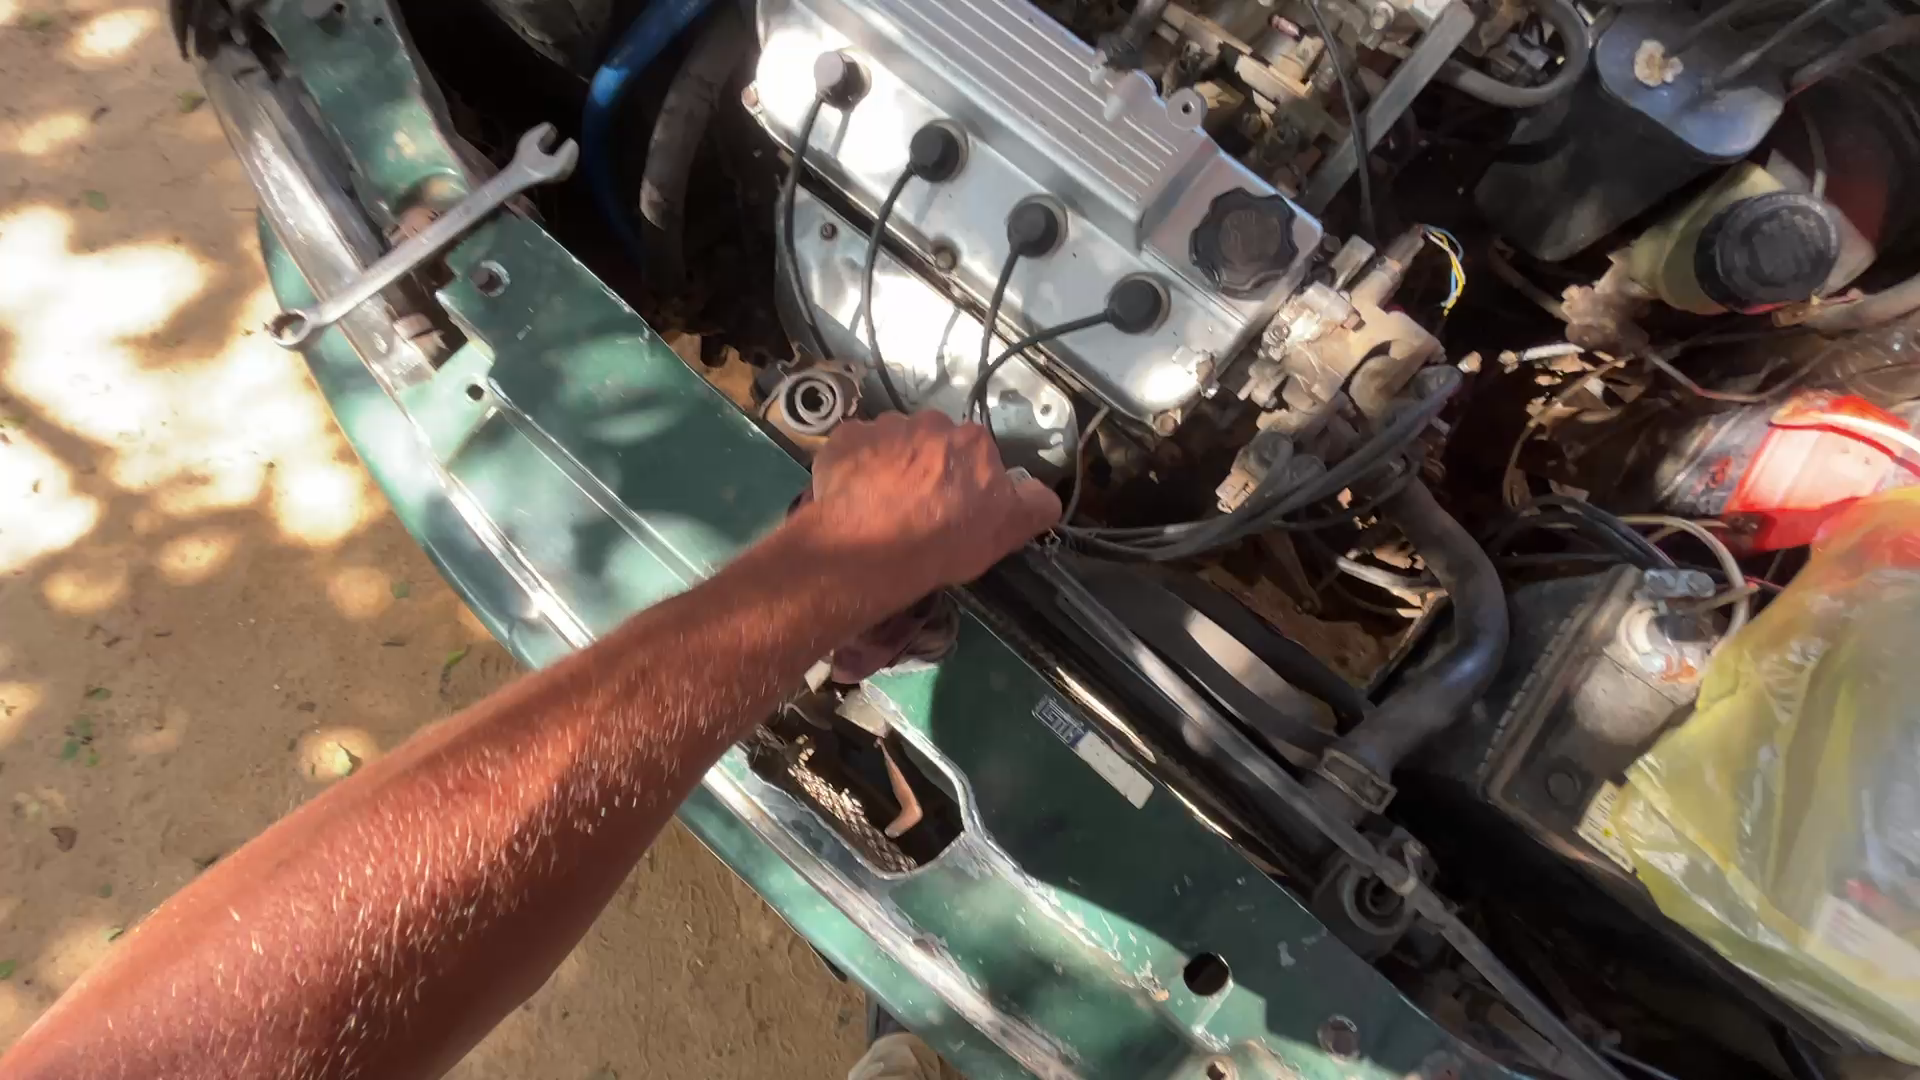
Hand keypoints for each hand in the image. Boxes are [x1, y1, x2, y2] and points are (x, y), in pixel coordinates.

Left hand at [810, 411, 1061, 593]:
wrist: (872, 548)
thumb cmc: (944, 540)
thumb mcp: (1007, 531)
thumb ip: (1034, 506)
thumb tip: (1044, 495)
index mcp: (972, 440)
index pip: (976, 455)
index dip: (968, 483)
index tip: (957, 509)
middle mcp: (929, 422)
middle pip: (933, 443)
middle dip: (929, 468)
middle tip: (919, 508)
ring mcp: (883, 427)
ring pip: (893, 444)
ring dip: (892, 466)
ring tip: (883, 506)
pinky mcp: (844, 438)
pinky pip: (856, 450)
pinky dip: (856, 468)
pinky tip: (855, 498)